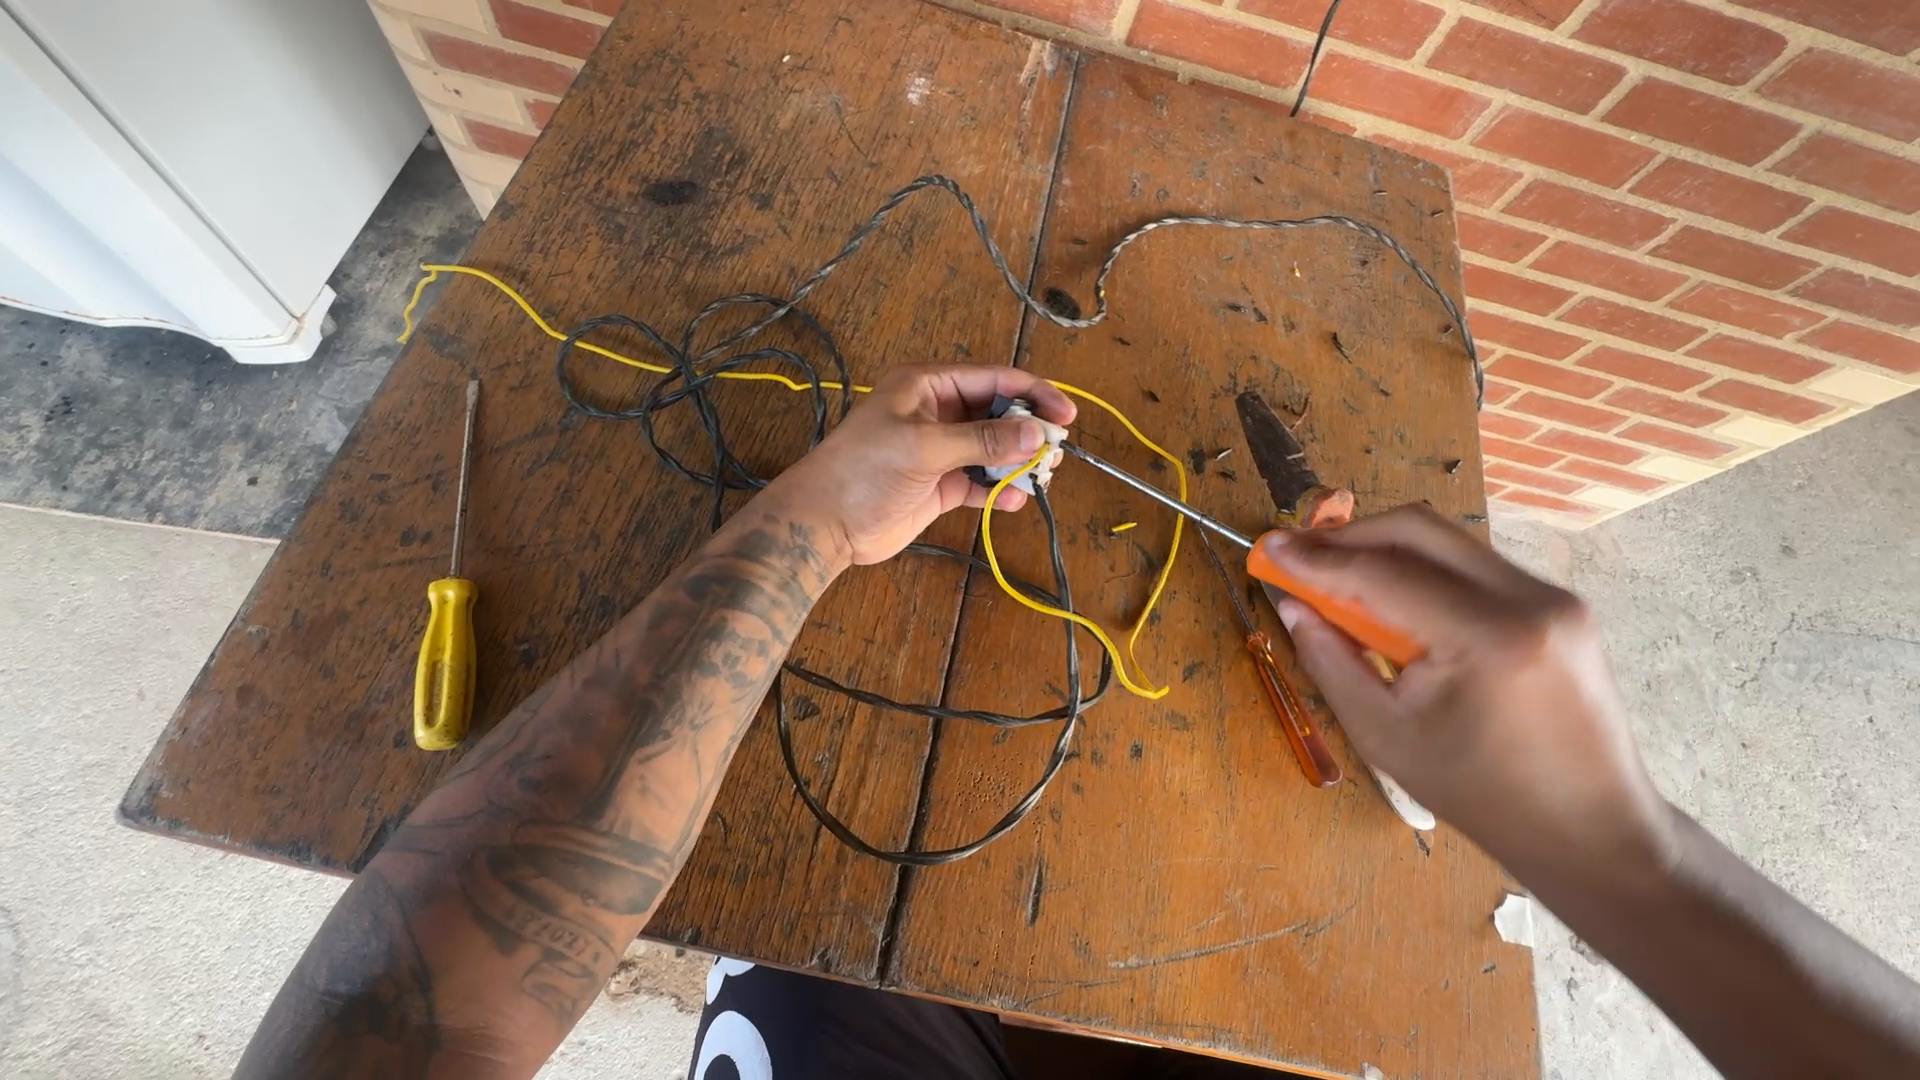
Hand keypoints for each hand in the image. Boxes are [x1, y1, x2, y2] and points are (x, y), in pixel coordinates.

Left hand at [761, 364, 1075, 566]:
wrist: (827, 522)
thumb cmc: (866, 469)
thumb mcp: (925, 446)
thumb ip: (982, 440)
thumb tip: (1036, 434)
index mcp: (929, 386)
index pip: (993, 380)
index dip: (1033, 394)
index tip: (1066, 417)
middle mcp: (938, 413)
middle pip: (998, 414)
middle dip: (1029, 431)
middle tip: (1056, 453)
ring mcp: (941, 451)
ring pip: (994, 450)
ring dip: (1018, 462)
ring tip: (1042, 476)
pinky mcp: (941, 485)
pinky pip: (980, 483)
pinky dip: (999, 491)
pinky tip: (1015, 500)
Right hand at [1265, 505, 1673, 875]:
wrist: (1593, 830)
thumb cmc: (1479, 793)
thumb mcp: (1383, 734)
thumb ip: (1330, 660)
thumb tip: (1292, 606)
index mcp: (1489, 638)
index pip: (1383, 574)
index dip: (1316, 559)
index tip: (1267, 547)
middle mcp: (1530, 598)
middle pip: (1419, 530)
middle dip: (1348, 536)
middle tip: (1297, 554)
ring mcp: (1553, 596)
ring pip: (1446, 541)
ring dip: (1382, 550)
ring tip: (1334, 577)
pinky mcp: (1558, 603)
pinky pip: (1470, 565)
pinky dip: (1418, 569)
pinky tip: (1389, 599)